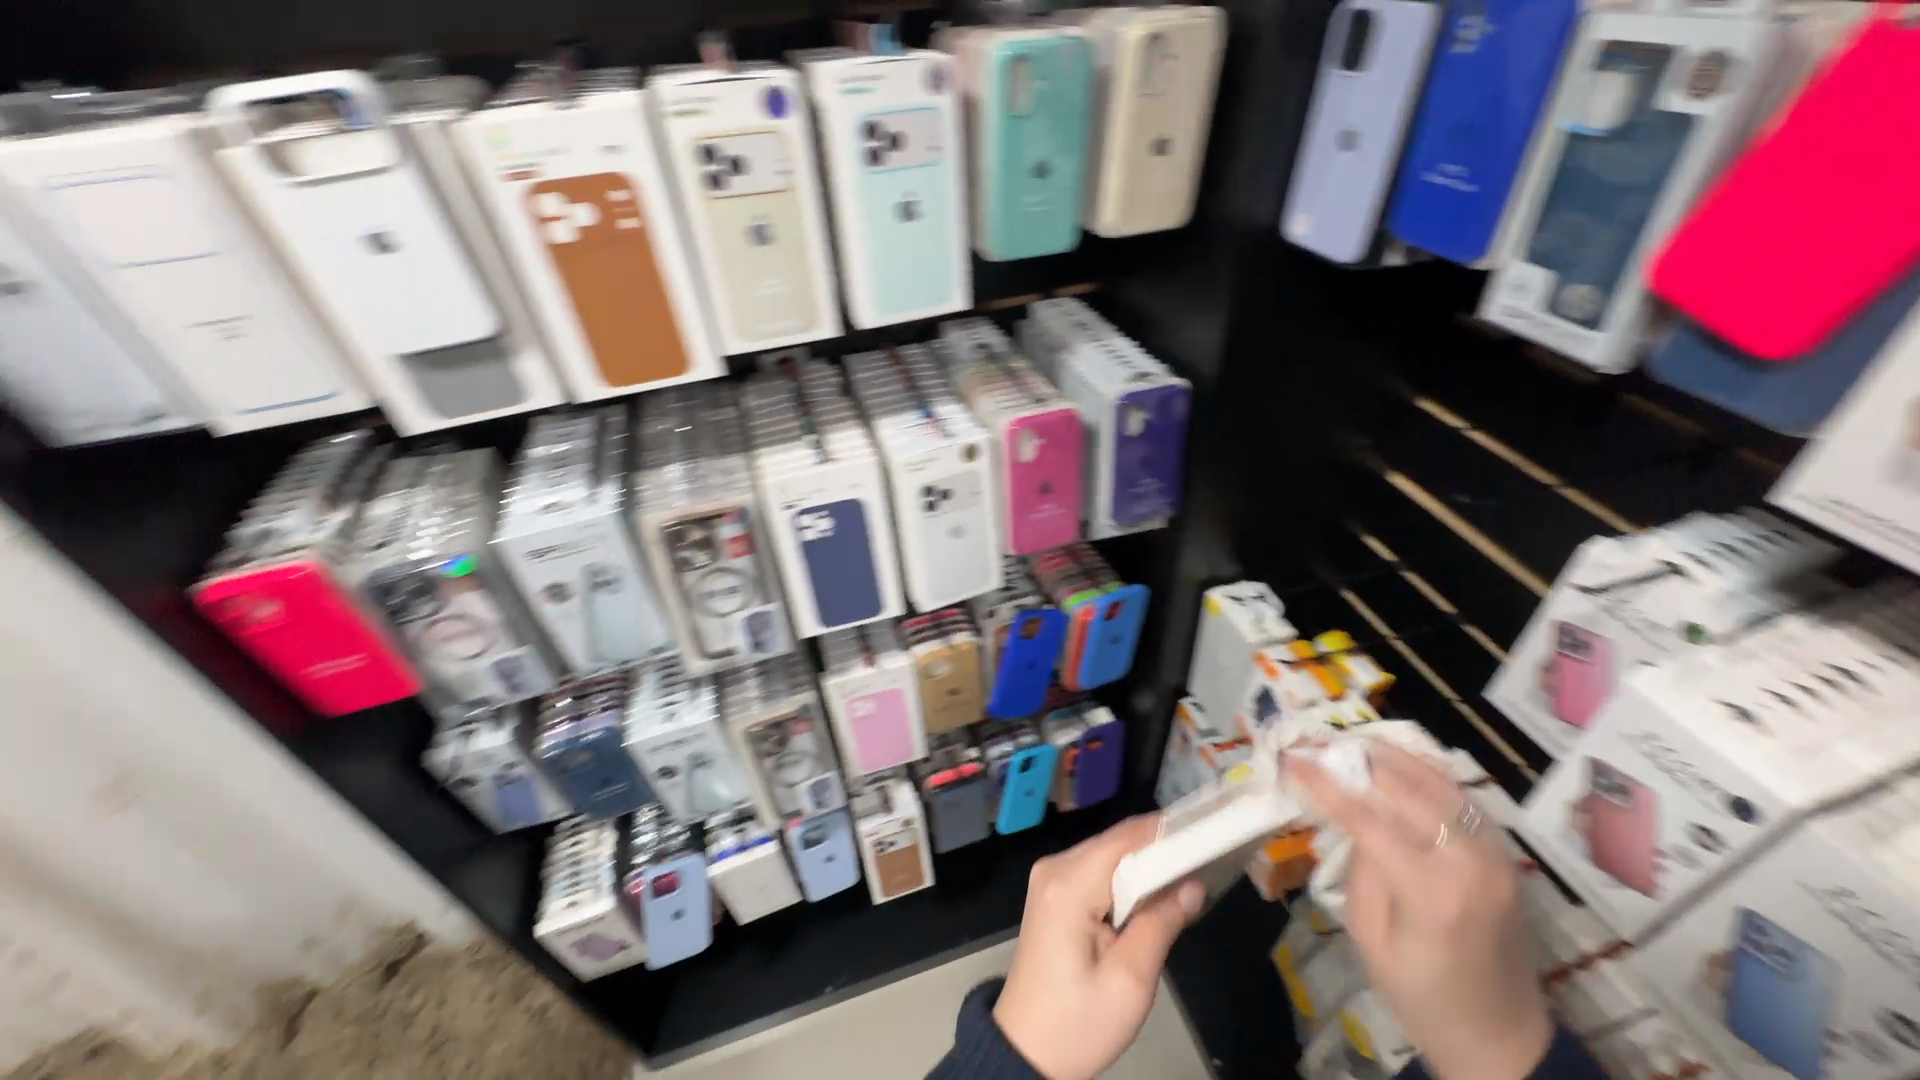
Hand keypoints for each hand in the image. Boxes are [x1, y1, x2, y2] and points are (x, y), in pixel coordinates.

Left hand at [993, 815, 1205, 1079]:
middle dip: (1162, 847)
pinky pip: (1097, 869)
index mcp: (1068, 885)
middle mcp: (1054, 869)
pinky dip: (1128, 877)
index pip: (1125, 838)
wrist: (1027, 1051)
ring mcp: (1050, 879)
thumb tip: (1193, 883)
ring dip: (1147, 863)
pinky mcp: (1054, 893)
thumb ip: (1161, 924)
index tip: (1210, 832)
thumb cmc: (1078, 1023)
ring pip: (1109, 853)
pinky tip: (1156, 893)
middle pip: (1116, 841)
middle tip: (1208, 857)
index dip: (1168, 832)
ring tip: (1192, 873)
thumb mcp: (1130, 981)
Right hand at [1289, 745, 1553, 1079]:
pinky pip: (1462, 798)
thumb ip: (1361, 869)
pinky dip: (1427, 774)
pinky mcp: (1504, 856)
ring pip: (1440, 782)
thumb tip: (1351, 816)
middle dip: (1356, 760)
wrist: (1503, 1040)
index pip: (1367, 817)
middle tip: (1317, 745)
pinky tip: (1397, 765)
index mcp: (1430, 891)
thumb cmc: (1421, 999)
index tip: (1292, 760)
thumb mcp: (1370, 938)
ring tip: (1352, 744)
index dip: (1325, 784)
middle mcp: (1469, 862)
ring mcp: (1495, 856)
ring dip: (1393, 757)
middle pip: (1406, 787)